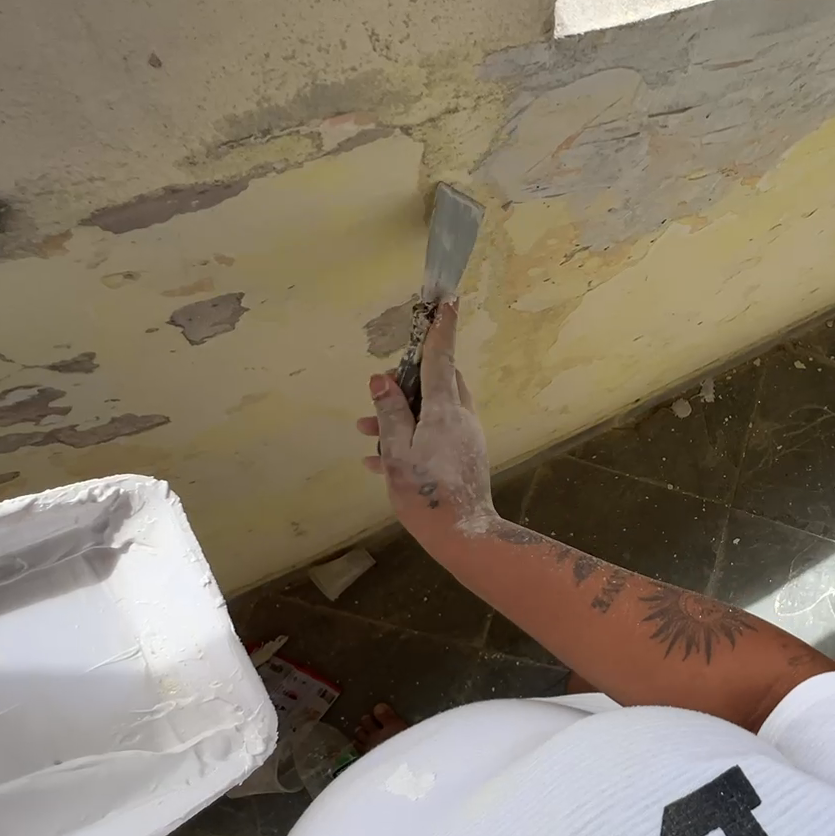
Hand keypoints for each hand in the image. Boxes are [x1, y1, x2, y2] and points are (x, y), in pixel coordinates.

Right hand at [358, 299, 495, 537]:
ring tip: (367, 433)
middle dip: (408, 381)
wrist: (462, 534)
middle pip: (439, 382)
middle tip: (378, 396)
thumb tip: (382, 379)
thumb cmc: (426, 493)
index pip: (440, 360)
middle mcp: (463, 419)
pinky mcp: (466, 456)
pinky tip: (380, 458)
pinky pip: (438, 434)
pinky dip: (413, 435)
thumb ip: (390, 413)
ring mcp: (467, 439)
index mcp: (446, 412)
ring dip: (404, 413)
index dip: (439, 330)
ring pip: (435, 410)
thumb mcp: (397, 452)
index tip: (446, 301)